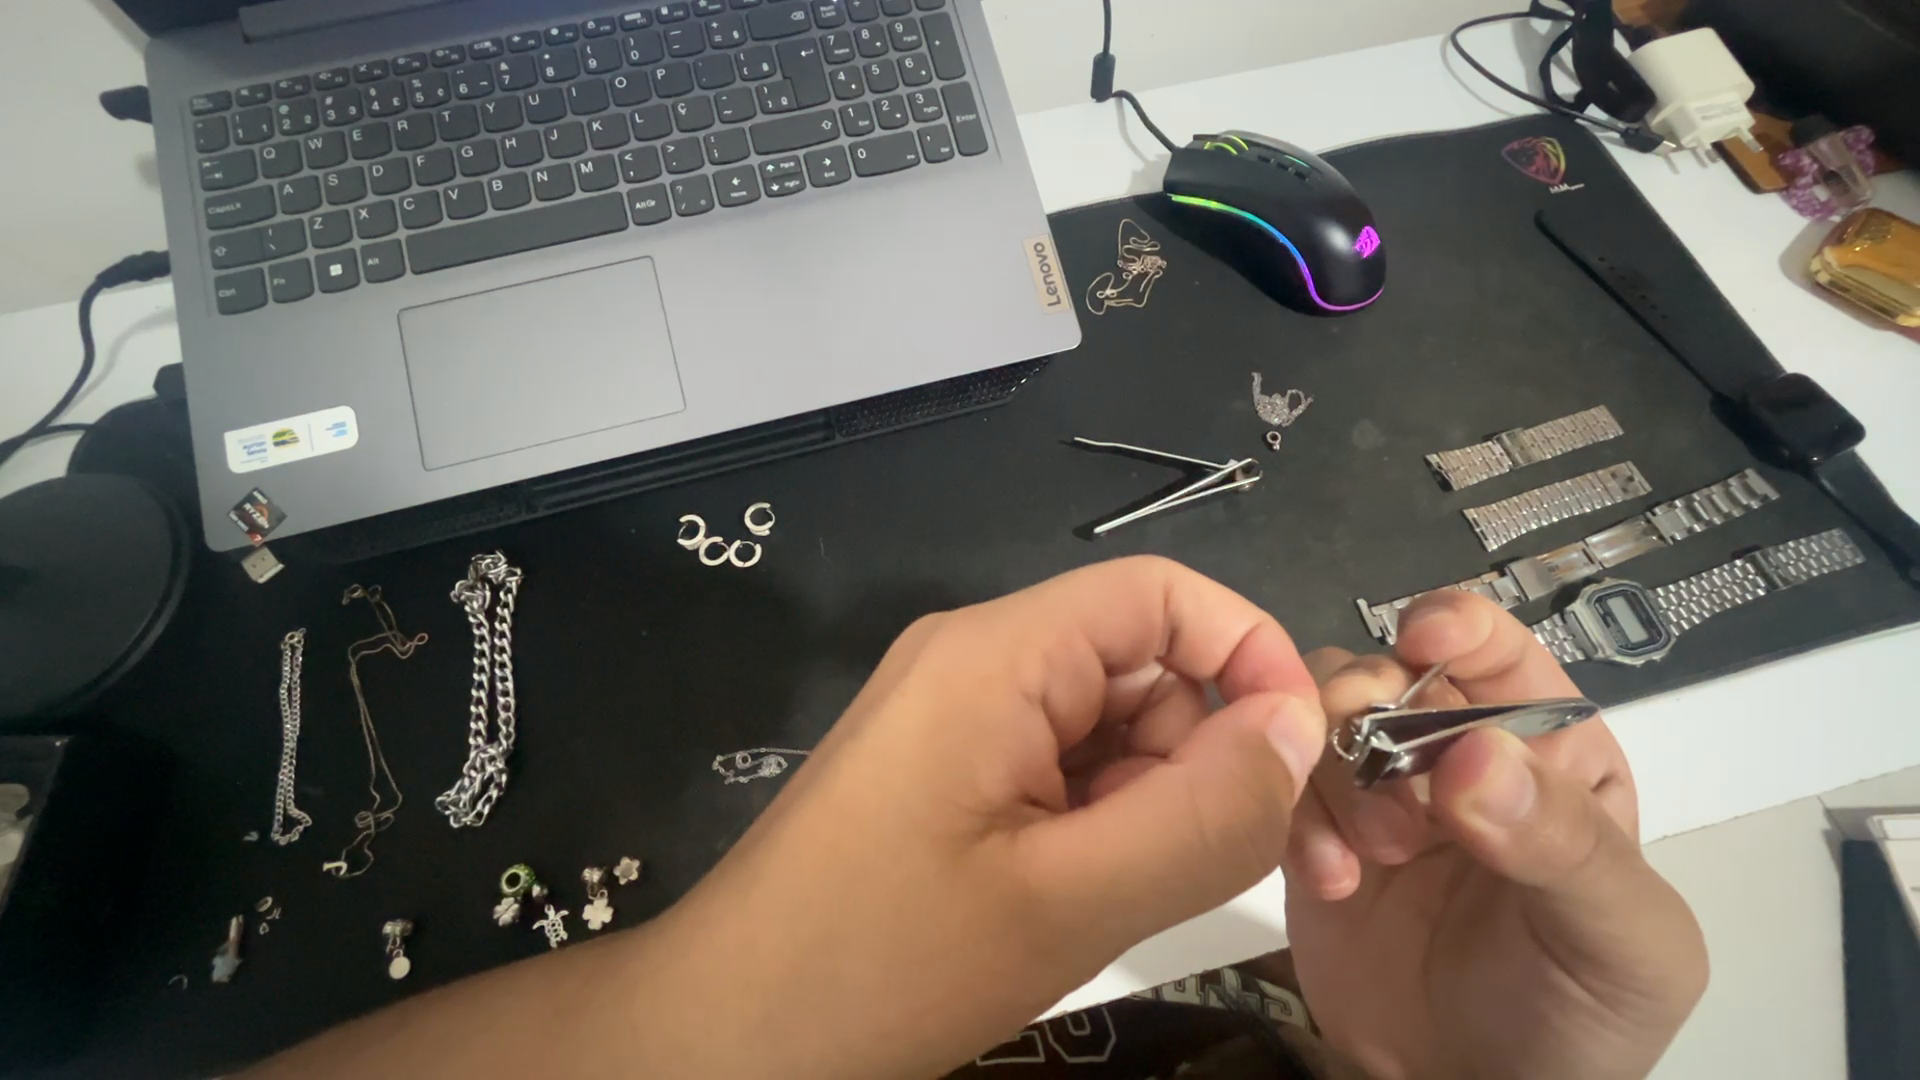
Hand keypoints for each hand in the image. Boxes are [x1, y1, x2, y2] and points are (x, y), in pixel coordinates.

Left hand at [646, 556, 1327, 1078]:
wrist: (730, 1026)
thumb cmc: (884, 959)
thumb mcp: (1069, 900)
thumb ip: (1202, 813)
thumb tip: (1295, 726)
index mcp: (998, 652)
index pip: (1158, 593)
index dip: (1246, 651)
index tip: (1300, 752)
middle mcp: (976, 656)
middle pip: (1136, 662)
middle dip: (1201, 749)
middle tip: (1227, 865)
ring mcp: (958, 706)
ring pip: (1105, 719)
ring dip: (1151, 794)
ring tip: (1125, 892)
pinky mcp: (948, 757)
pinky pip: (1059, 758)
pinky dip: (1101, 814)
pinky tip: (1082, 887)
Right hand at [1282, 593, 1706, 1079]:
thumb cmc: (1567, 1012)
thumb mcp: (1619, 941)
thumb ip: (1565, 844)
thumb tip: (1473, 754)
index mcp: (1539, 747)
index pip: (1494, 650)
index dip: (1458, 626)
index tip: (1421, 641)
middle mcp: (1443, 745)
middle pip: (1380, 672)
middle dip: (1373, 724)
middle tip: (1396, 821)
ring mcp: (1368, 781)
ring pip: (1314, 713)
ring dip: (1330, 778)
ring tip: (1363, 861)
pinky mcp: (1309, 817)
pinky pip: (1273, 775)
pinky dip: (1293, 819)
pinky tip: (1327, 881)